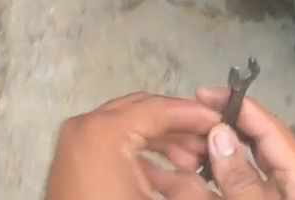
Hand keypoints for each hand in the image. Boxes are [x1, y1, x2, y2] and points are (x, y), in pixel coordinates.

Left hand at [43, 93, 221, 199]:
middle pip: (142, 111)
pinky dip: (139, 151)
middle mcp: (86, 124)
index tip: (220, 121)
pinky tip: (168, 173)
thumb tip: (204, 173)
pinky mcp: (74, 156)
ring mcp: (76, 139)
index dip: (193, 114)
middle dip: (178, 126)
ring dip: (161, 140)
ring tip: (194, 162)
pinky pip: (112, 142)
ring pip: (127, 125)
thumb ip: (186, 186)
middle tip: (210, 144)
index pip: (157, 108)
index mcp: (105, 130)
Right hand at [141, 88, 294, 199]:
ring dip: (211, 165)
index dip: (240, 108)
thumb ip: (244, 184)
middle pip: (256, 154)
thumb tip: (221, 133)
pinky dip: (210, 190)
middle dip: (219, 135)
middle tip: (184, 126)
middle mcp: (292, 196)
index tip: (203, 95)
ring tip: (178, 153)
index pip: (273, 134)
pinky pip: (233, 199)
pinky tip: (186, 184)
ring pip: (241, 180)